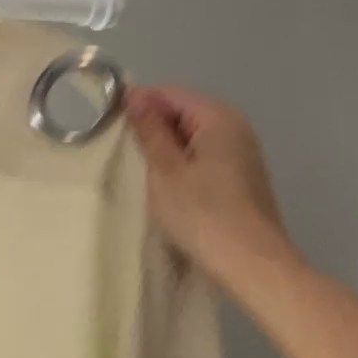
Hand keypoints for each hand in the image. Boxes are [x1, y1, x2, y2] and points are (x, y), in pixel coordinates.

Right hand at [126, 85, 295, 272]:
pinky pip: (203, 158)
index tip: (107, 119)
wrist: (250, 264)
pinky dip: (181, 165)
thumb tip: (137, 96)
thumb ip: (151, 131)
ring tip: (135, 167)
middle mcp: (235, 127)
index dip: (138, 102)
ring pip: (193, 138)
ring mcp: (242, 154)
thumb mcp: (165, 171)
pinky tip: (163, 186)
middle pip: (184, 113)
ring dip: (164, 148)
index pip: (171, 93)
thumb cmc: (203, 214)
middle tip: (116, 146)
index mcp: (218, 118)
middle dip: (151, 126)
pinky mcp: (240, 179)